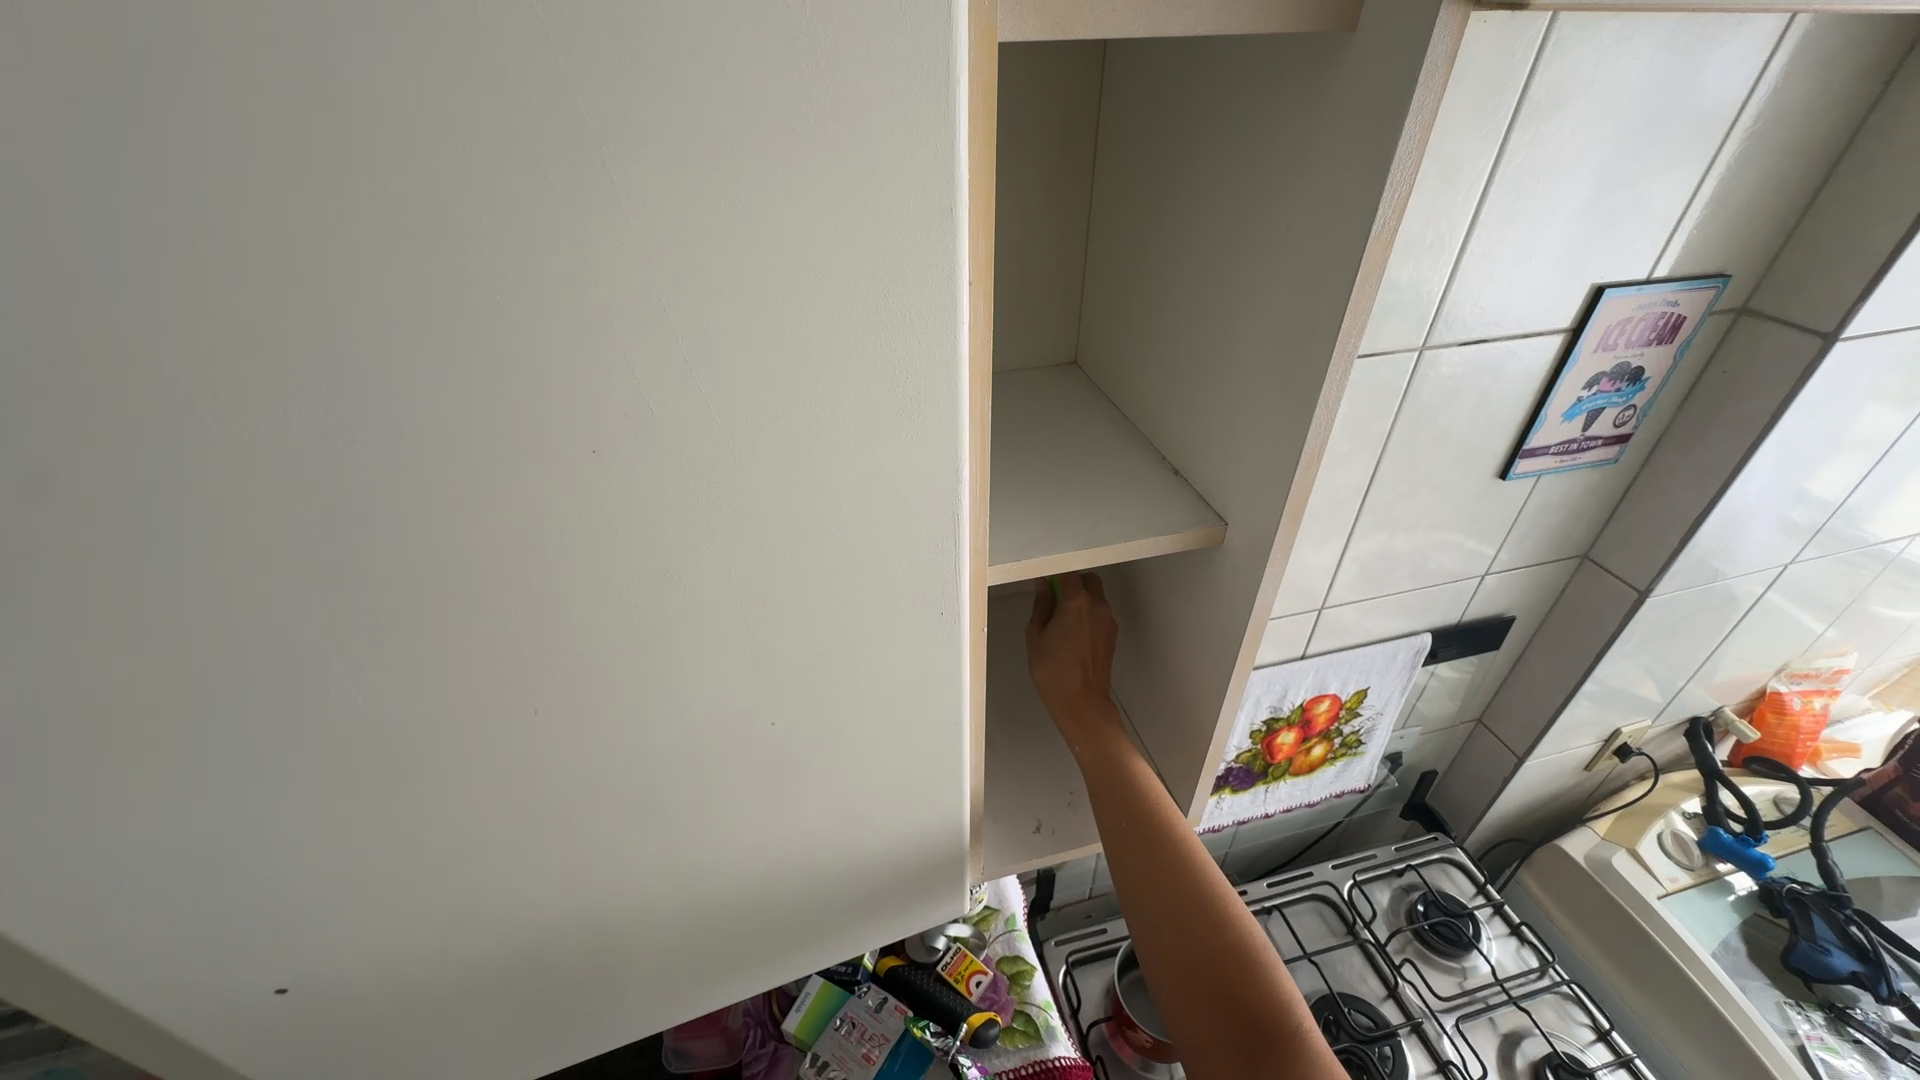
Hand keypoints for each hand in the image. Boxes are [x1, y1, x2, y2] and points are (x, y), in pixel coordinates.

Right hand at [1025, 573, 1123, 755]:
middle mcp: (1097, 605)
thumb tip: (1043, 584)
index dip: (1056, 575)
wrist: (1081, 702)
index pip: (1069, 573)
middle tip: (1055, 600)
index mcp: (1076, 601)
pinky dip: (1089, 614)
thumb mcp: (1036, 635)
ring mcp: (1108, 620)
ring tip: (1063, 621)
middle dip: (1073, 584)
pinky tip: (1074, 634)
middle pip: (1089, 581)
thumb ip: (1041, 605)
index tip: (1045, 583)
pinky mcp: (1112, 635)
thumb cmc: (1052, 669)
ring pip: (1097, 597)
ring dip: (1082, 600)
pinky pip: (1100, 614)